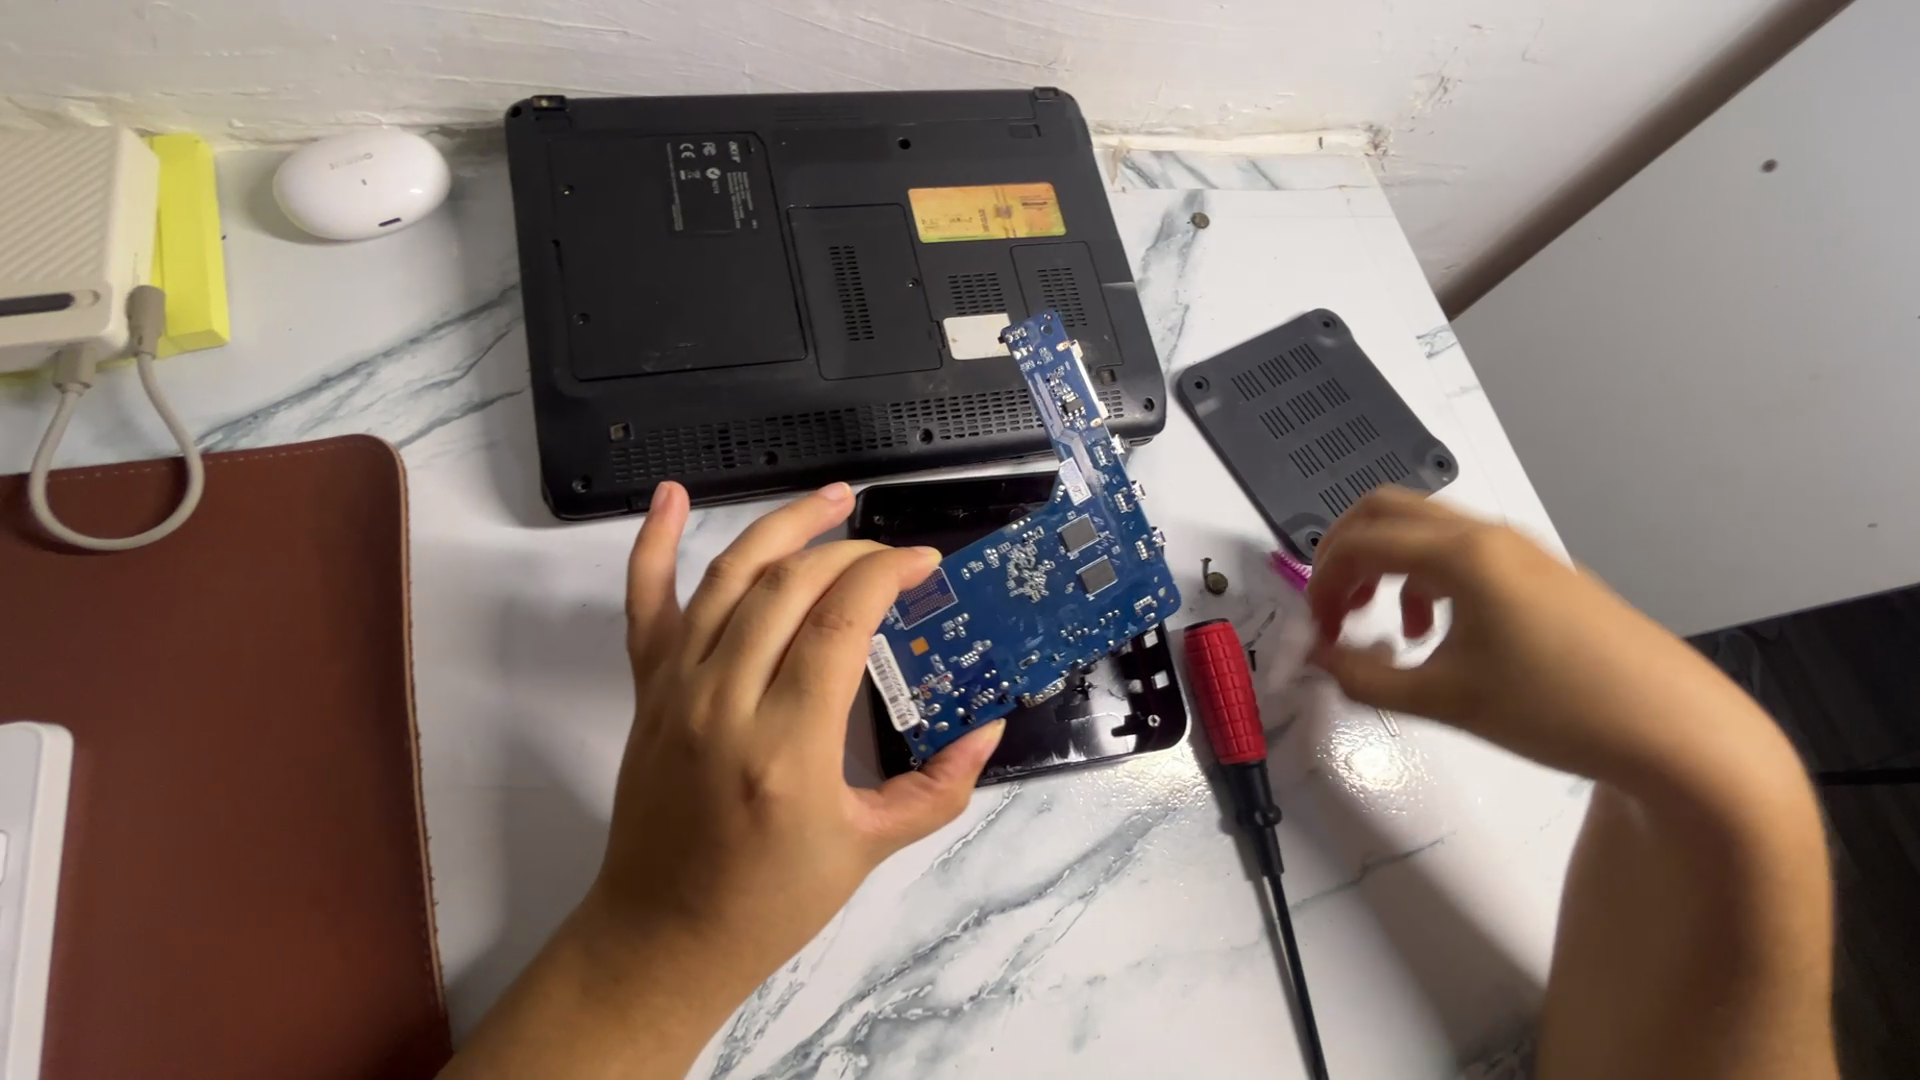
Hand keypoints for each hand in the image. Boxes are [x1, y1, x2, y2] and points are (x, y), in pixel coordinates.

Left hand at [439, 481, 1004, 1079]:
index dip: (887, 573)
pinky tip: (673, 495)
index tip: (923, 563)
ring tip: (833, 499)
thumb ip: (941, 787)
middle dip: (851, 551)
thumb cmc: (772, 899)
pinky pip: (645, 603)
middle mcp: (725, 702)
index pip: (841, 621)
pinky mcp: (648, 689)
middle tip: (891, 554)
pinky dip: (654, 543)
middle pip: (790, 585)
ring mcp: (677, 689)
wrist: (663, 936)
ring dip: (783, 525)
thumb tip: (989, 727)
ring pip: (728, 577)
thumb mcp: (872, 847)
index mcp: (788, 746)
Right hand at [1304, 491, 1836, 1079]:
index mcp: (1461, 555)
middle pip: (1383, 509)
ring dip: (1382, 564)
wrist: (1680, 734)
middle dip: (1342, 552)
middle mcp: (1486, 536)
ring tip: (1381, 623)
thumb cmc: (1556, 709)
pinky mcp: (1539, 571)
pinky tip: (1433, 632)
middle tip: (1334, 604)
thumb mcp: (1445, 700)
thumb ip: (1364, 678)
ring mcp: (1518, 549)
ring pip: (1420, 527)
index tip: (1319, 633)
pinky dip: (1421, 576)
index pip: (1357, 543)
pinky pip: (1457, 551)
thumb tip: (1321, 658)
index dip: (1321, 584)